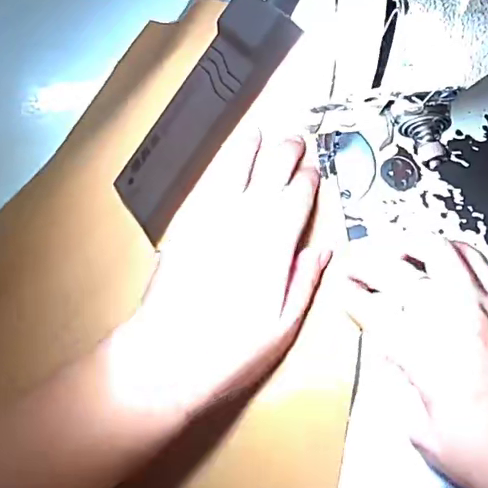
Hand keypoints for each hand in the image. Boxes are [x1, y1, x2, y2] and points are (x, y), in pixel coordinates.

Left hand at [109, 127, 329, 417]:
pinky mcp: (189, 223)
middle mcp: (246, 221)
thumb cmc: (226, 349)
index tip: (315, 170)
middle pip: (272, 170)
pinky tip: (227, 160)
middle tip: (296, 141)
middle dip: (288, 151)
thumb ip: (305, 282)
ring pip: (238, 168)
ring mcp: (214, 218)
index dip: (310, 178)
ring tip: (260, 133)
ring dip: (252, 147)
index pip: (299, 195)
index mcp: (274, 243)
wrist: (165, 354)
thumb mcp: (283, 326)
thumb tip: (322, 253)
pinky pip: (211, 182)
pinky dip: (223, 165)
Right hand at [337, 235, 487, 487]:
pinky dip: (450, 248)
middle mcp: (450, 316)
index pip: (373, 307)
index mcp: (424, 352)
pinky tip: (438, 257)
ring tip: (390, 250)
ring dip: (406, 244)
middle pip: (396, 269)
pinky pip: (473, 258)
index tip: (341, 291)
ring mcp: (480, 304)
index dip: (350, 295)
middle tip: (353, 265)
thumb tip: (381, 346)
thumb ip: (396, 381)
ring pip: (436, 248)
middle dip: (366, 262)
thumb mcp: (422, 432)